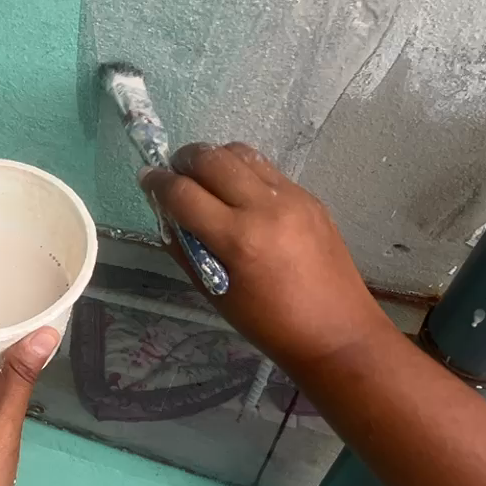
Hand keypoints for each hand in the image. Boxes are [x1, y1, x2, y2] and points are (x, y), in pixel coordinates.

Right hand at [140, 142, 393, 369]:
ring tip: (206, 181)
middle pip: (210, 158)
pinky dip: (241, 172)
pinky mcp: (310, 197)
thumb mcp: (213, 290)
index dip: (156, 182)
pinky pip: (265, 169)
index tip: (147, 180)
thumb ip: (184, 246)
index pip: (182, 192)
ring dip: (214, 160)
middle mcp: (265, 208)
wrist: (338, 333)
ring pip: (240, 152)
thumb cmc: (268, 323)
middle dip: (183, 161)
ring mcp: (292, 198)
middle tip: (174, 177)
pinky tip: (238, 197)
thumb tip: (166, 212)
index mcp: (237, 239)